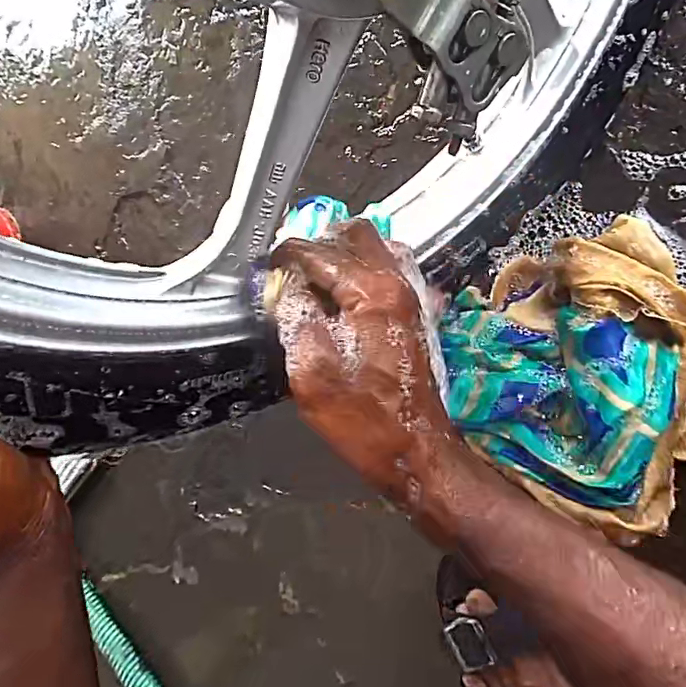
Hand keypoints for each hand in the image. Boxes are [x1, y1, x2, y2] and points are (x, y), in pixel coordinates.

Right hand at [268, 220, 463, 517]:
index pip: (319, 252)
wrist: (417, 451)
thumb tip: (285, 289)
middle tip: (291, 270)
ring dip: (341, 255)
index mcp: (372, 294)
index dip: (286, 258)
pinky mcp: (415, 314)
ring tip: (314, 282)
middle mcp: (398, 285)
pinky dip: (363, 272)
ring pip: (375, 248)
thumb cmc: (367, 421)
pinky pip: (389, 271)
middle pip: (355, 235)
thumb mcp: (312, 374)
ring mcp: (412, 297)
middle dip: (317, 245)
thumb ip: (295, 319)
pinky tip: (344, 298)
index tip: (268, 271)